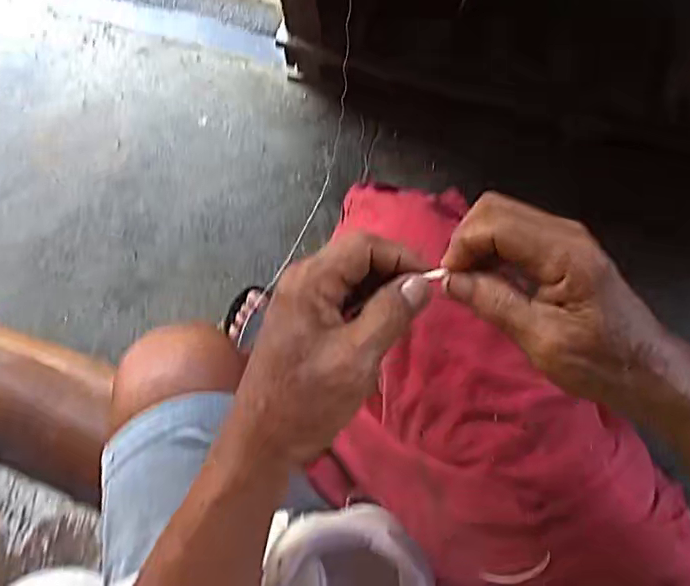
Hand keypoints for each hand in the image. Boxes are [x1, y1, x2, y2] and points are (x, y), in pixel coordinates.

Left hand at [227, 232, 432, 466]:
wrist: (259, 445)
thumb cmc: (306, 402)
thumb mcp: (357, 358)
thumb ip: (391, 314)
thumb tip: (422, 282)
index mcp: (311, 279)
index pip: (364, 245)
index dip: (401, 255)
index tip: (430, 279)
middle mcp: (303, 277)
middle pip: (357, 255)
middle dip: (393, 271)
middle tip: (421, 298)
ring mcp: (301, 295)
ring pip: (352, 274)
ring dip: (382, 287)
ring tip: (406, 313)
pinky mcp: (303, 314)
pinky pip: (342, 293)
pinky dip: (366, 302)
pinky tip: (382, 324)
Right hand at [441, 192, 676, 416]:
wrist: (649, 370)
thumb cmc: (601, 363)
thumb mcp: (542, 341)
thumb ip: (494, 302)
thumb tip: (448, 280)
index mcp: (562, 250)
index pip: (495, 222)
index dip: (463, 245)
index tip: (448, 280)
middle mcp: (563, 231)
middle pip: (496, 208)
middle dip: (467, 239)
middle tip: (457, 280)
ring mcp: (565, 235)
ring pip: (504, 216)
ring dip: (479, 243)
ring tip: (470, 283)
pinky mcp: (564, 246)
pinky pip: (517, 232)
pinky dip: (495, 248)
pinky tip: (491, 280)